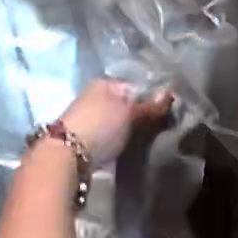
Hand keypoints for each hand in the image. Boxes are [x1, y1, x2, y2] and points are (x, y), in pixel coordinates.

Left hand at [56, 79, 172, 162]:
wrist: (66, 155)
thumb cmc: (101, 125)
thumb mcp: (129, 114)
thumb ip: (149, 106)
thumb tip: (170, 93)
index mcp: (103, 83)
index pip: (133, 86)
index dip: (150, 98)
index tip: (165, 113)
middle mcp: (93, 95)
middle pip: (123, 104)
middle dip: (138, 116)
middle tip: (158, 129)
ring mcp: (86, 117)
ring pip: (114, 121)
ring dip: (127, 130)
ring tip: (145, 141)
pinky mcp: (82, 138)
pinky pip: (107, 135)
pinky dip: (116, 141)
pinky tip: (126, 149)